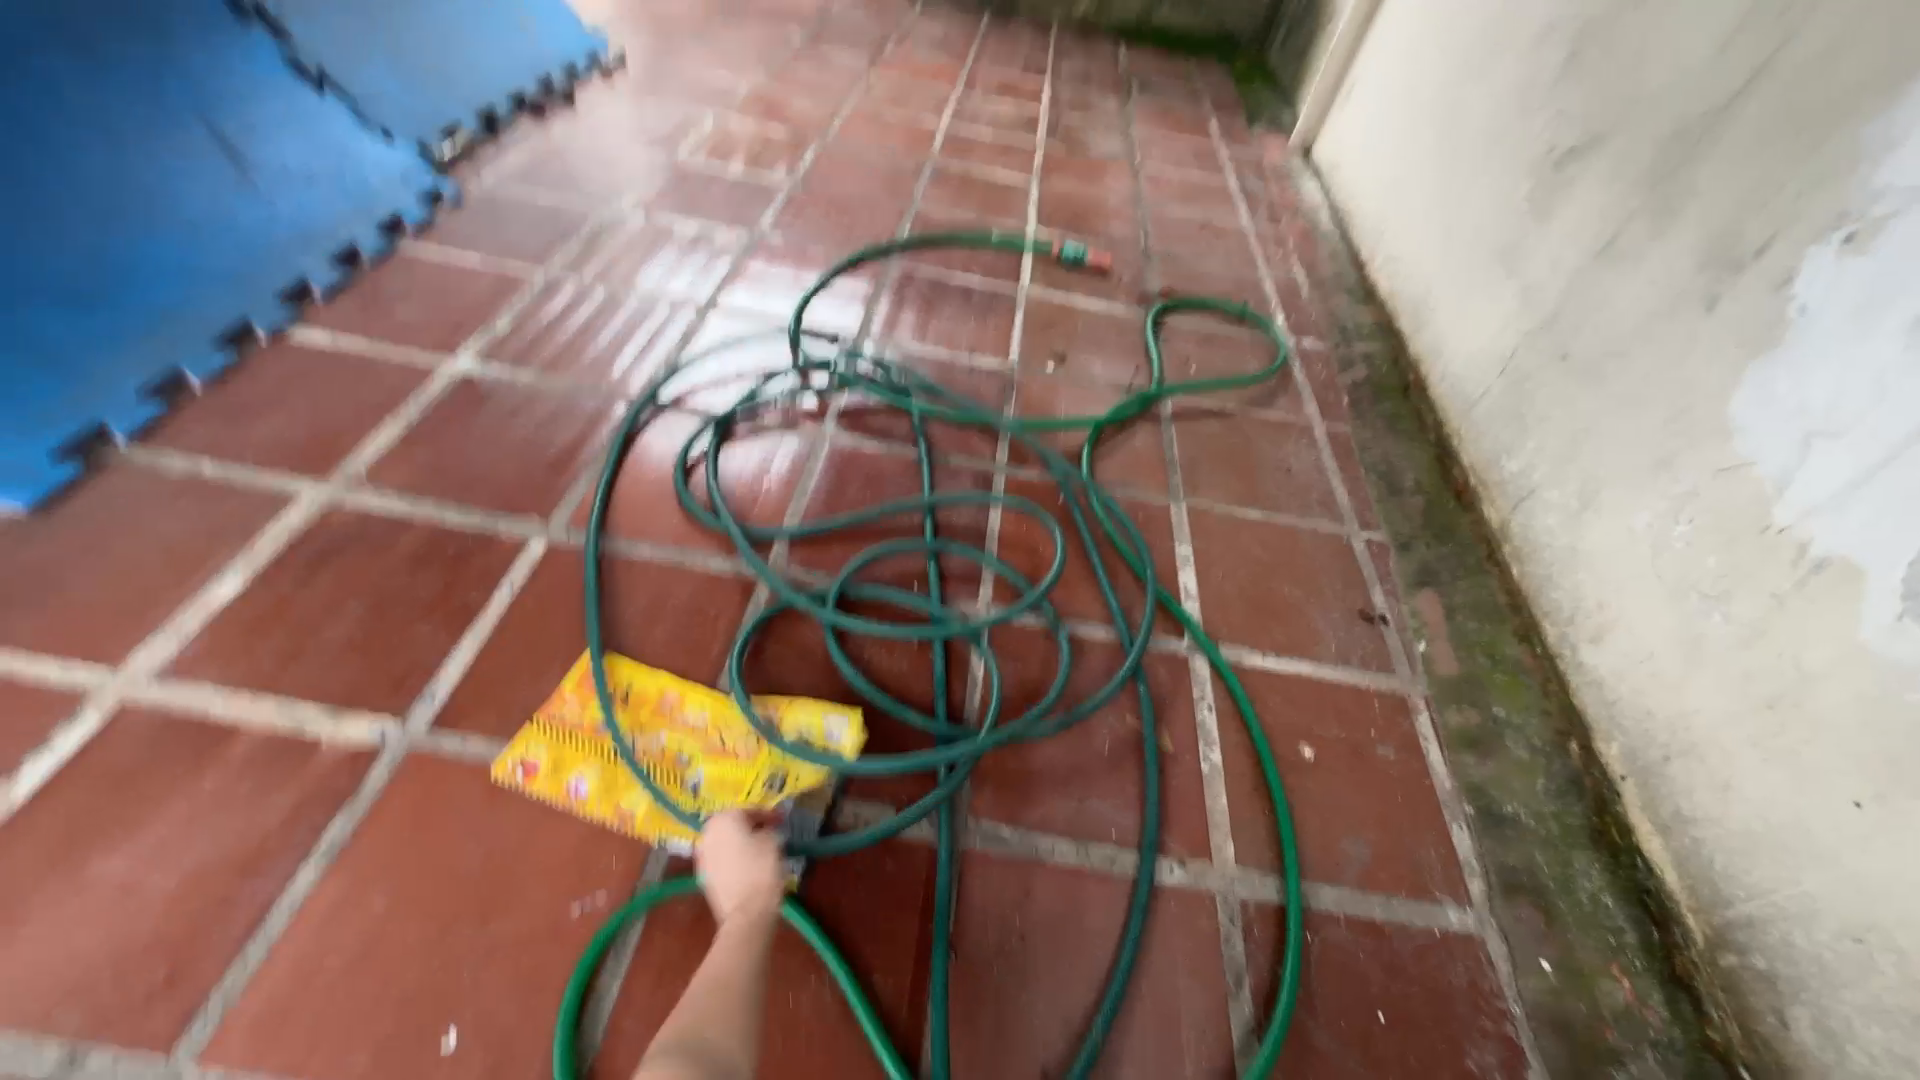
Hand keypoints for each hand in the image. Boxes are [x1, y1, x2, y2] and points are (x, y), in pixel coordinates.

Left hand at [695, 811, 784, 925]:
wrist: (746, 912)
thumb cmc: (762, 869)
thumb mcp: (773, 841)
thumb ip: (767, 828)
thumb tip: (764, 830)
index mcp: (725, 819)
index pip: (749, 810)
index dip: (767, 815)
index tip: (780, 820)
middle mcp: (708, 833)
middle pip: (731, 823)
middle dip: (748, 826)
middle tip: (767, 831)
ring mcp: (702, 856)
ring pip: (723, 841)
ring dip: (738, 841)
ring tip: (757, 848)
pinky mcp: (703, 876)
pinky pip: (720, 858)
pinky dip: (731, 857)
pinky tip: (746, 864)